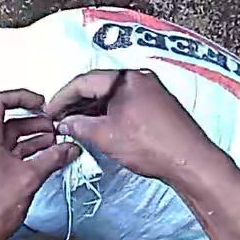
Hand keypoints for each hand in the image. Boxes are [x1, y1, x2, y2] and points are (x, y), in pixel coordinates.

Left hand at [0, 89, 80, 239]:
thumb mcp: (29, 178)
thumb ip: (52, 158)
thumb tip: (71, 147)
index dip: (20, 96)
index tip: (42, 104)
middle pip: (6, 119)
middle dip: (33, 121)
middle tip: (56, 128)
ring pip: (9, 137)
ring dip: (32, 137)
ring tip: (56, 143)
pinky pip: (7, 152)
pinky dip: (25, 152)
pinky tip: (46, 157)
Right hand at [46, 69, 223, 184]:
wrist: (190, 161)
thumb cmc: (149, 145)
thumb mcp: (106, 135)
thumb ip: (80, 126)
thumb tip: (64, 123)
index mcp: (125, 78)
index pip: (83, 82)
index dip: (61, 98)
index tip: (48, 112)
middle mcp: (139, 78)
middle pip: (97, 86)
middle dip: (75, 104)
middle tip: (57, 120)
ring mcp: (150, 90)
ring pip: (111, 96)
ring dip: (91, 110)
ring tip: (74, 126)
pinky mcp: (157, 105)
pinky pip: (124, 103)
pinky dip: (108, 113)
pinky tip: (97, 127)